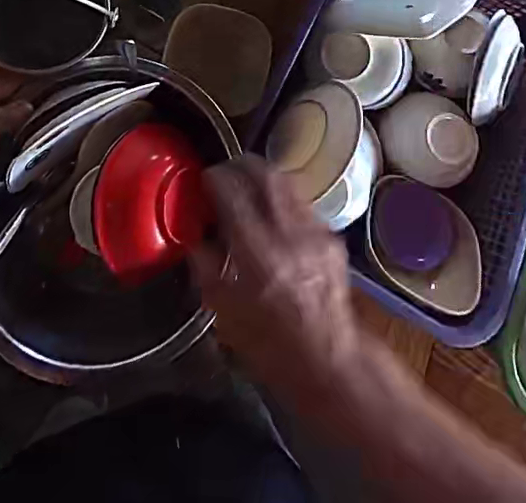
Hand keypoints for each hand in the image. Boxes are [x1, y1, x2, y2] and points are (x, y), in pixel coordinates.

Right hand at [190, 157, 362, 398]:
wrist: (330, 361)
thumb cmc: (271, 347)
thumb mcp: (225, 313)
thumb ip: (205, 268)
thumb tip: (193, 236)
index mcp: (259, 256)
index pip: (233, 195)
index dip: (215, 178)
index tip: (204, 177)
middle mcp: (290, 236)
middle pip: (267, 175)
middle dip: (242, 164)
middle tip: (225, 168)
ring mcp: (315, 233)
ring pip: (288, 183)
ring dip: (264, 177)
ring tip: (247, 183)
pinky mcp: (331, 238)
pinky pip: (302, 203)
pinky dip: (283, 199)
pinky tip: (273, 213)